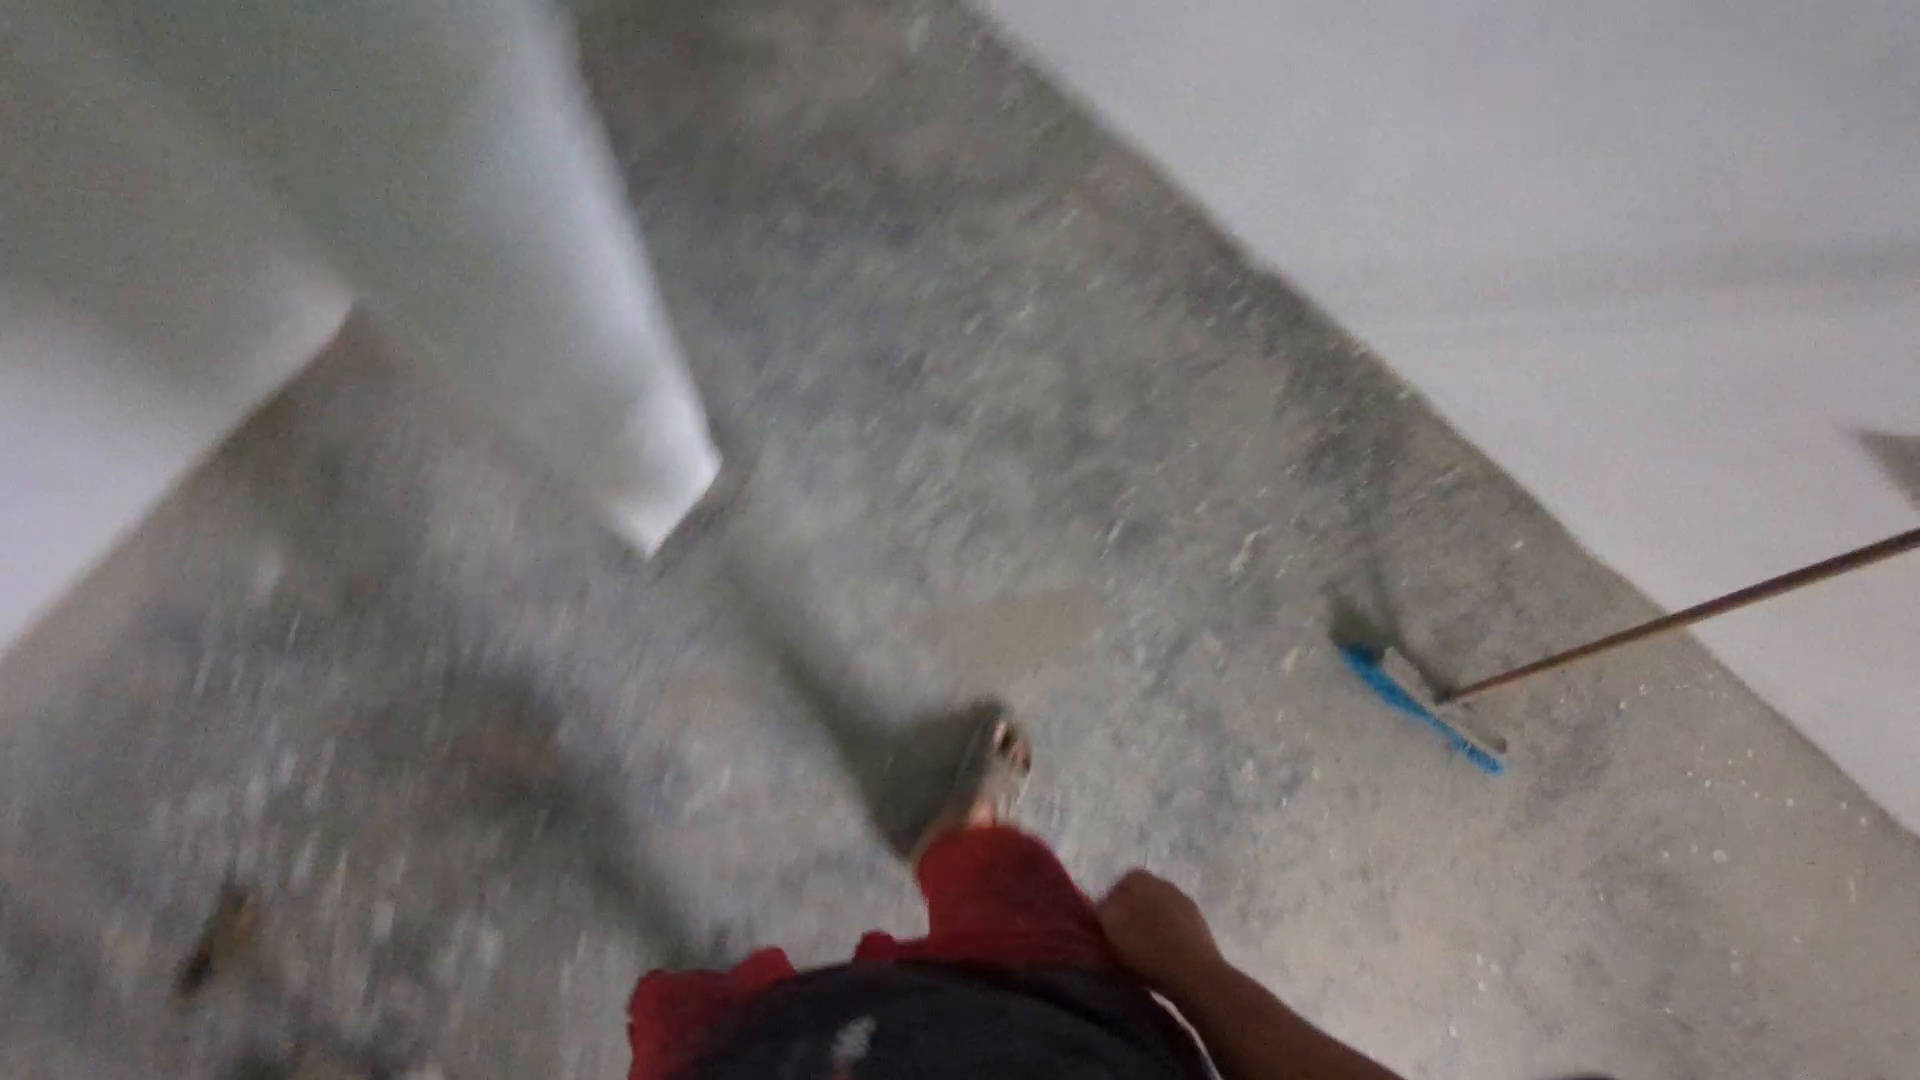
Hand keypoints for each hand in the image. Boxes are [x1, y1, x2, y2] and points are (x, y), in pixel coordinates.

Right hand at [1097, 869, 1224, 993]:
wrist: (1194, 973)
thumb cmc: (1145, 948)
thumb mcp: (1109, 926)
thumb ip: (1100, 908)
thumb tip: (1100, 905)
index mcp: (1138, 877)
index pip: (1116, 885)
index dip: (1109, 906)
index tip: (1106, 928)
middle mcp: (1163, 882)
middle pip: (1140, 896)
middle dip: (1131, 913)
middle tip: (1123, 939)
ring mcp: (1184, 902)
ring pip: (1159, 911)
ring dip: (1152, 926)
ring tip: (1145, 951)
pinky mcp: (1200, 924)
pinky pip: (1176, 927)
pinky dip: (1169, 937)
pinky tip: (1165, 955)